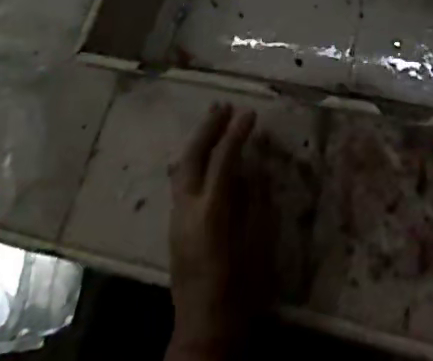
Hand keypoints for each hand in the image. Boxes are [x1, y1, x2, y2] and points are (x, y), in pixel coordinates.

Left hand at [167, 103, 260, 358]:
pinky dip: (192, 159)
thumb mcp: (257, 242)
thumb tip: (255, 168)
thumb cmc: (240, 288)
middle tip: (224, 105)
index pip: (223, 159)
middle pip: (193, 156)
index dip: (237, 134)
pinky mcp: (175, 227)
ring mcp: (177, 217)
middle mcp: (188, 208)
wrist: (204, 328)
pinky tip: (200, 154)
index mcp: (211, 211)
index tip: (250, 113)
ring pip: (182, 167)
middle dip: (208, 128)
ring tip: (212, 119)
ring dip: (198, 140)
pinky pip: (180, 181)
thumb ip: (255, 200)